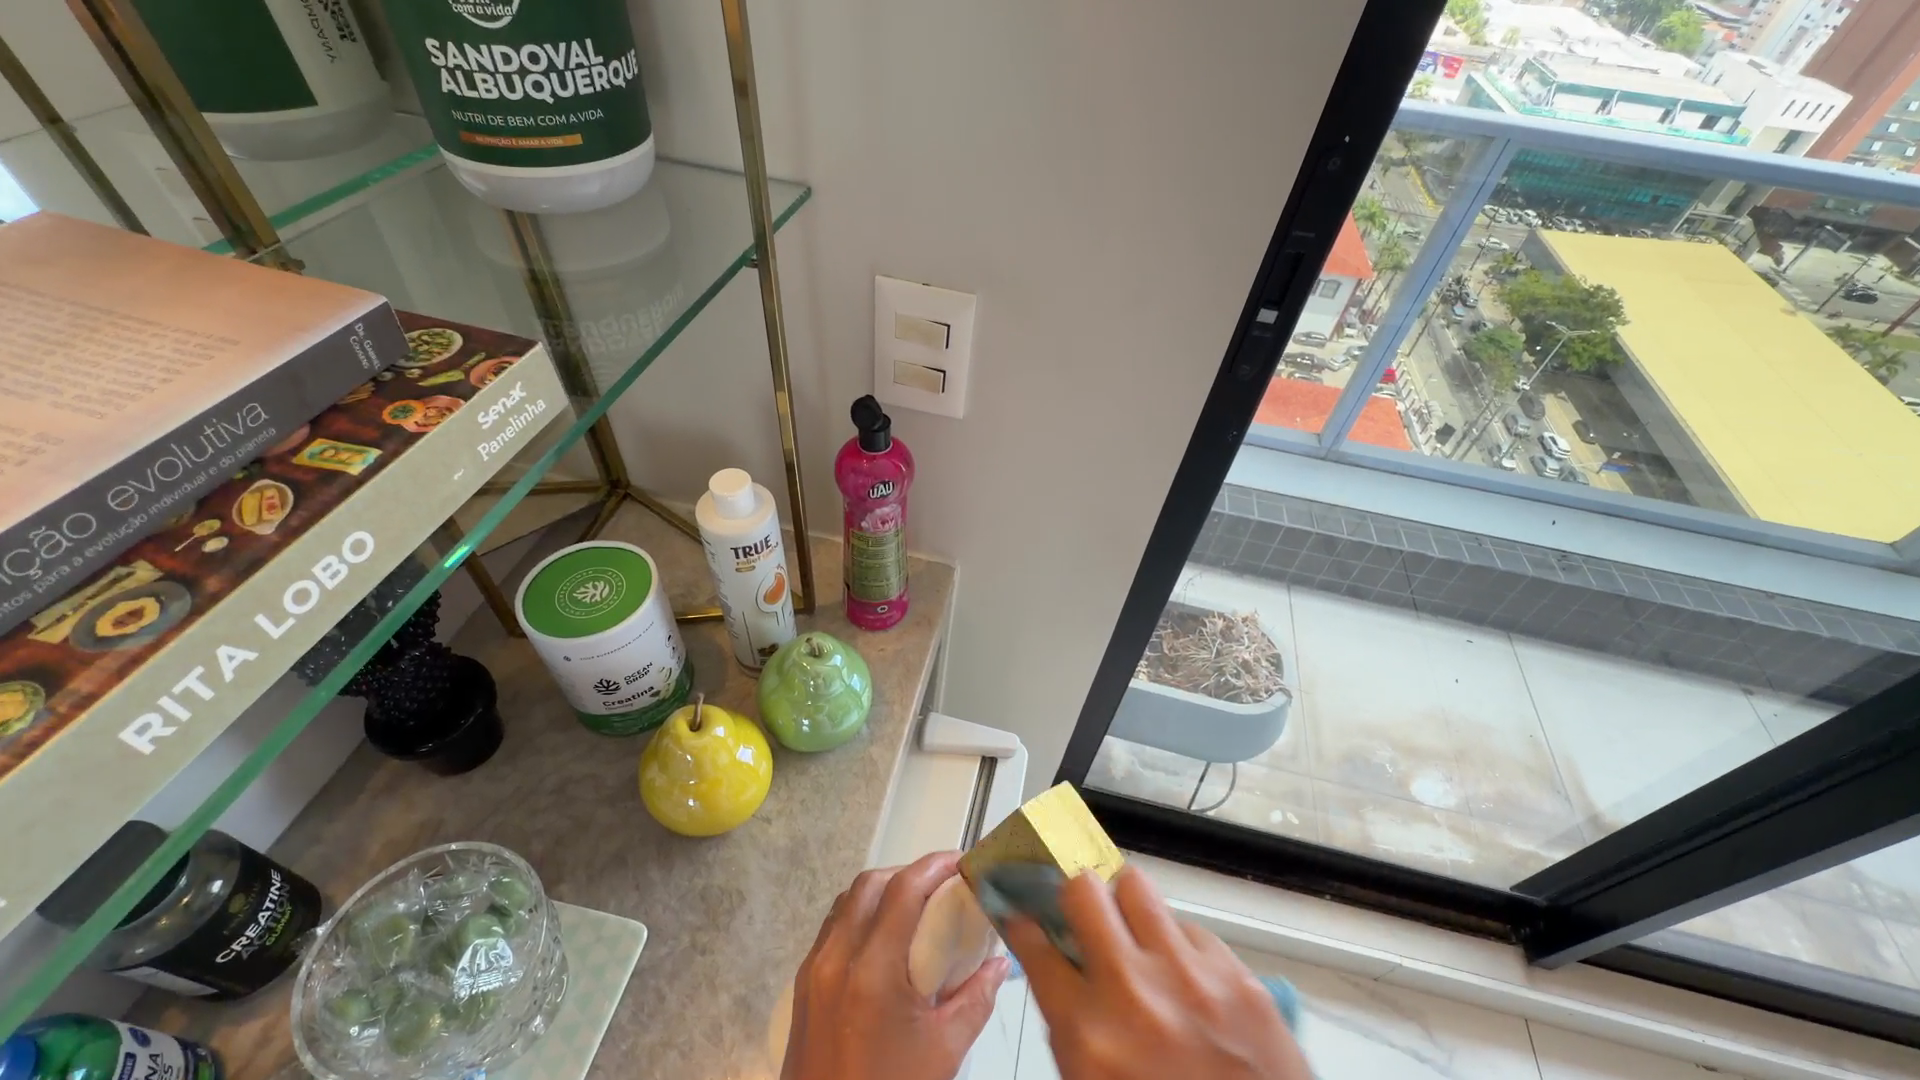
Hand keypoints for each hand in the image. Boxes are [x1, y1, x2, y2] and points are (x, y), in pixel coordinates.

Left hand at [782, 851, 1010, 1079]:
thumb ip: (976, 998)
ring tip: (916, 905)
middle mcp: (836, 958)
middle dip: (909, 873)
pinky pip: (832, 927)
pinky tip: (885, 937)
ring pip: (846, 902)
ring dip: (882, 891)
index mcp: (873, 971)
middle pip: (870, 884)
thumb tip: (999, 963)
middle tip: (943, 884)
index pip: (903, 890)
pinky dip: (860, 915)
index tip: (962, 862)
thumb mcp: (944, 1051)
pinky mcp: (803, 983)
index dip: (934, 865)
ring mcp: (814, 969)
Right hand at [1002, 866, 1310, 1079]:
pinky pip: (1191, 929)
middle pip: (1082, 891)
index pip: (1034, 946)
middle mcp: (1133, 993)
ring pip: (1136, 887)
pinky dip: (1180, 947)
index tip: (1023, 916)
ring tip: (1136, 933)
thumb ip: (1070, 1024)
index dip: (1023, 926)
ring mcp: (1190, 977)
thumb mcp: (1091, 1079)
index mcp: (1088, 1033)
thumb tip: (1059, 966)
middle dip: (1075, 897)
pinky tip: (1187, 978)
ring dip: (1128, 907)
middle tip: (1083, 912)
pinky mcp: (1238, 976)